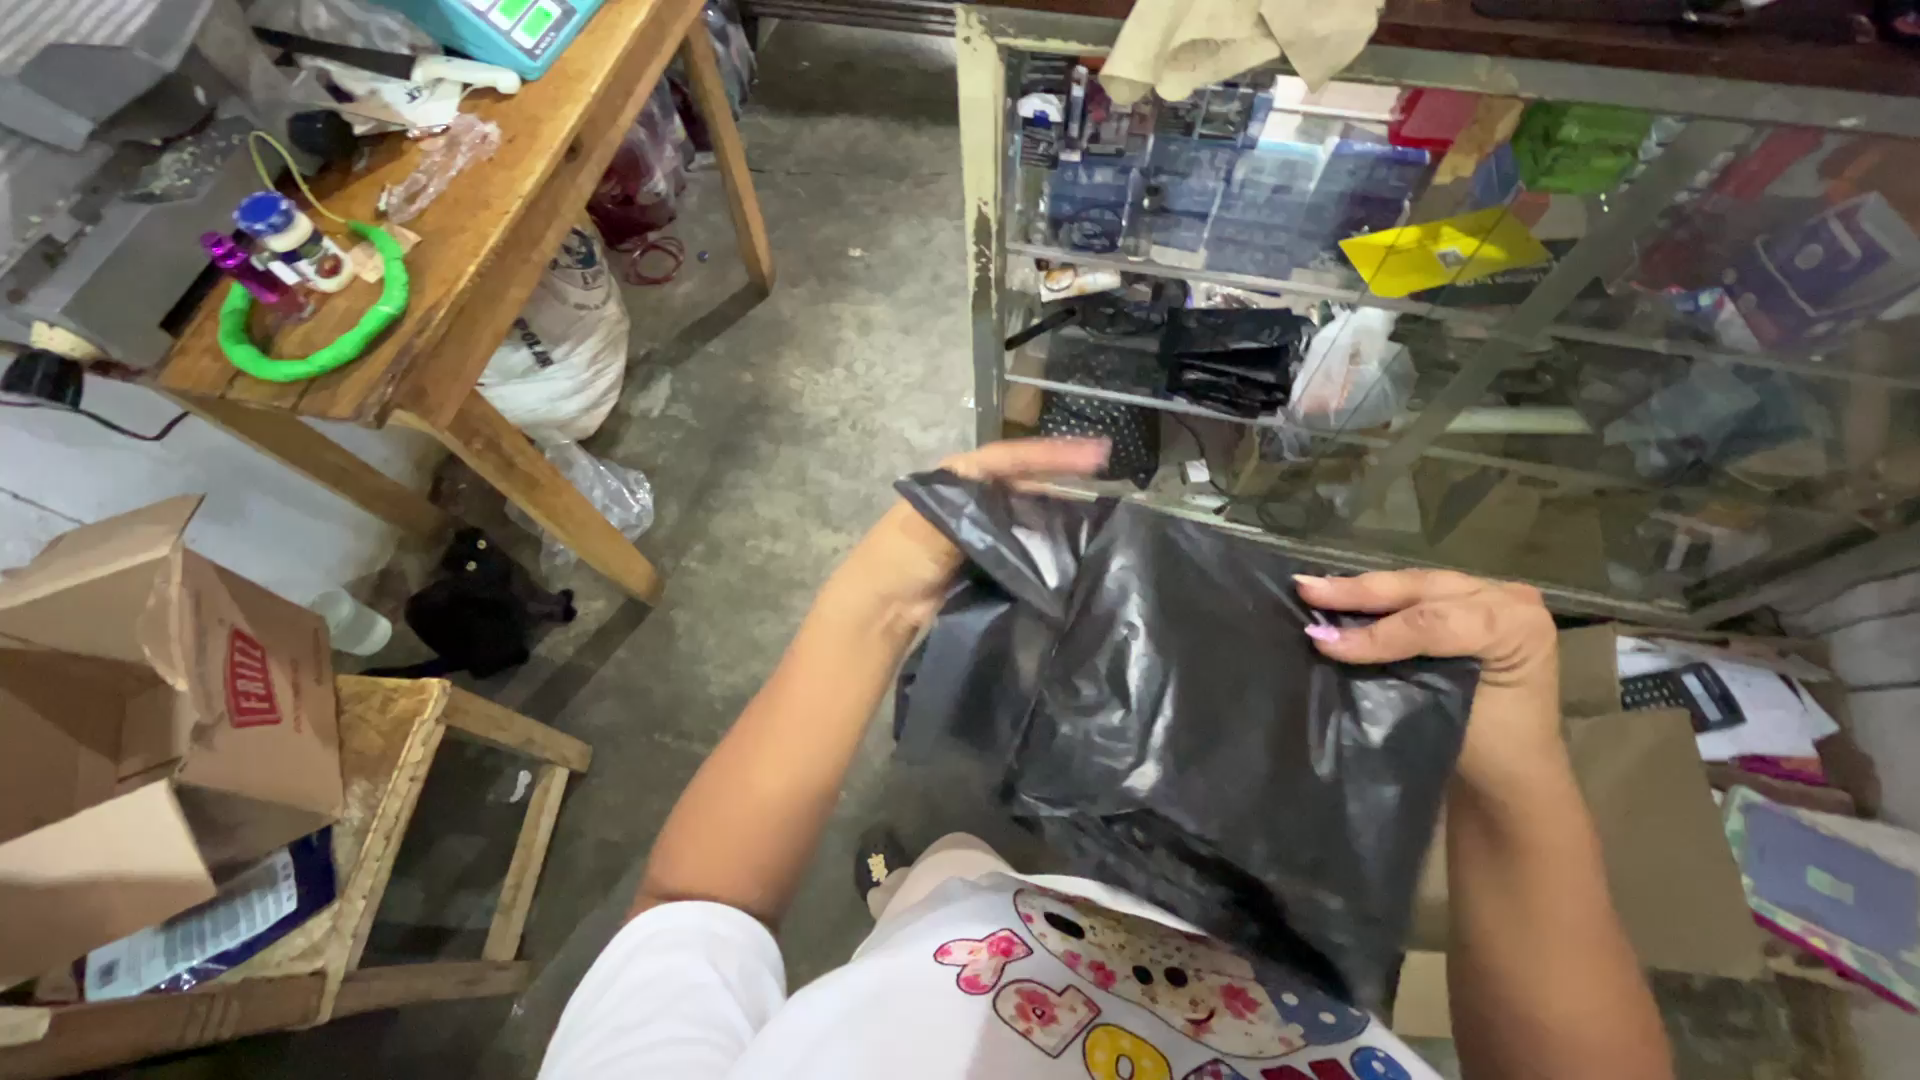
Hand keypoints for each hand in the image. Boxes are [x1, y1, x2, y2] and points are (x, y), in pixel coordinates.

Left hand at [832, 438, 1109, 628]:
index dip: (1053, 454)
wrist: (880, 608)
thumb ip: (977, 512)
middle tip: (1107, 480)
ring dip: (1058, 515)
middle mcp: (974, 499)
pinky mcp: (988, 562)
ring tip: (1100, 516)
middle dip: (1063, 481)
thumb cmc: (900, 557)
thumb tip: (1028, 509)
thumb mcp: (933, 525)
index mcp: (957, 479)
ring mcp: (982, 532)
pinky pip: (1023, 548)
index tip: (1094, 454)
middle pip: (1025, 484)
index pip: (1011, 458)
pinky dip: (1046, 547)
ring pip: (1028, 516)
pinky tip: (1074, 548)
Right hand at [1294, 570, 1562, 791]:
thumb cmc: (1487, 752)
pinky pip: (1416, 590)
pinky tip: (1338, 591)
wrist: (1511, 771)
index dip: (1376, 633)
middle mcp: (1508, 600)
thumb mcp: (1445, 711)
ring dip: (1360, 589)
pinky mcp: (1469, 599)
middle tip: (1304, 590)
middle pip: (1423, 590)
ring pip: (1414, 583)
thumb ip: (1393, 671)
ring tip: (1311, 588)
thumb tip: (1328, 646)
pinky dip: (1375, 594)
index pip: (1436, 622)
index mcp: (1518, 627)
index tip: (1322, 644)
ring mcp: (1490, 594)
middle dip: (1359, 592)